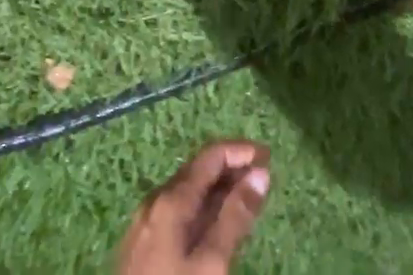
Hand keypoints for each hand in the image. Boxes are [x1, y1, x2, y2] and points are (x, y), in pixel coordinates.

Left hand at [114, 141, 270, 274]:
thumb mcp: (212, 261)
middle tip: (263, 180)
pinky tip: (218, 224)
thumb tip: (260, 174)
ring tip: (247, 201)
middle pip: (199, 169)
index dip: (242, 151)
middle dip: (233, 168)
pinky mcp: (143, 241)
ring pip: (189, 190)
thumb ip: (236, 216)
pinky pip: (178, 209)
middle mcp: (155, 201)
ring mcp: (146, 221)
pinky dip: (204, 206)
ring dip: (220, 188)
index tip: (269, 159)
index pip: (211, 156)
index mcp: (172, 200)